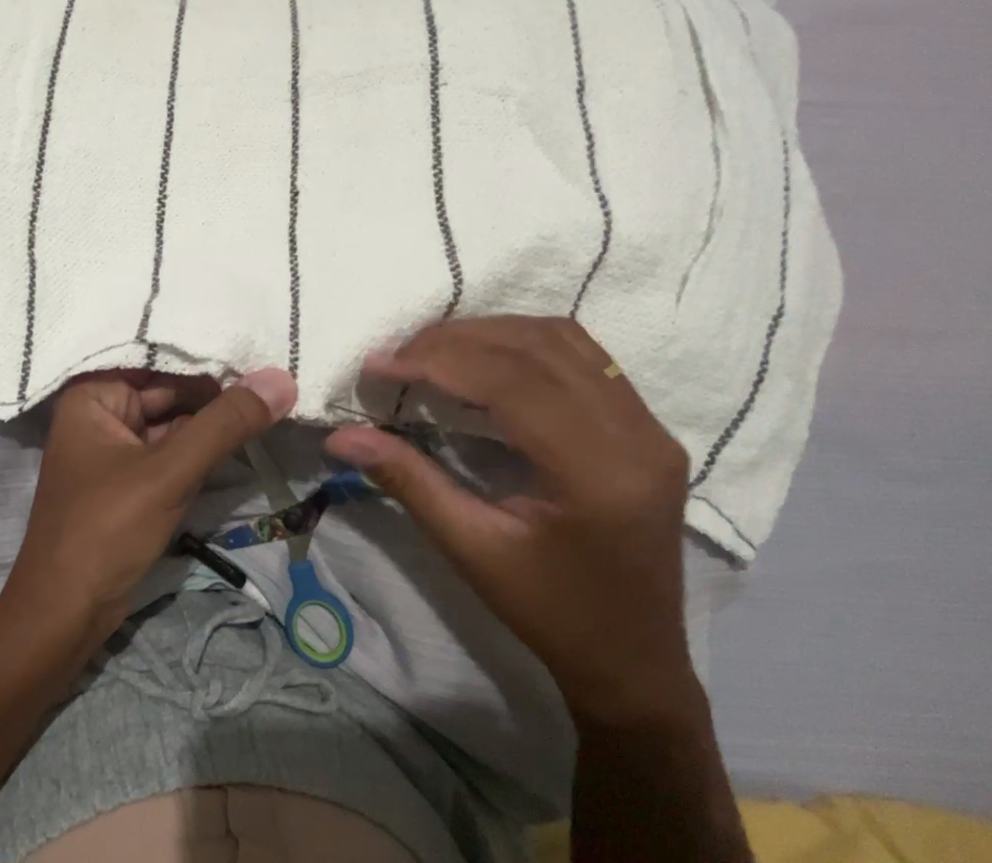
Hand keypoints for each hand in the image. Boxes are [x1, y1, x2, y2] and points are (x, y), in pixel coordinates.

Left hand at [0, 368, 296, 645]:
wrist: (64, 611)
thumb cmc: (104, 529)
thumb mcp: (168, 472)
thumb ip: (224, 424)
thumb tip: (281, 378)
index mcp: (91, 396)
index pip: (159, 363)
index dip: (210, 358)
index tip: (265, 348)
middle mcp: (98, 416)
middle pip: (168, 393)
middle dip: (218, 392)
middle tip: (281, 378)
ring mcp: (114, 453)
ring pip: (173, 427)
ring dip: (216, 423)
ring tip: (277, 402)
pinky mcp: (130, 486)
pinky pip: (171, 456)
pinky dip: (204, 452)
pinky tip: (247, 440)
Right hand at [325, 317, 696, 724]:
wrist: (631, 658)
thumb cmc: (547, 611)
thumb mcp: (469, 548)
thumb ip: (408, 480)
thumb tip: (340, 435)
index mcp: (597, 473)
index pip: (514, 382)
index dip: (440, 360)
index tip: (380, 363)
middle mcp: (638, 437)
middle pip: (541, 349)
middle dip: (459, 339)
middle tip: (397, 353)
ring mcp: (652, 429)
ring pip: (567, 342)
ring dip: (494, 334)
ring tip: (432, 350)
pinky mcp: (648, 430)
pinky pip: (586, 360)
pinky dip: (527, 347)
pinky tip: (485, 362)